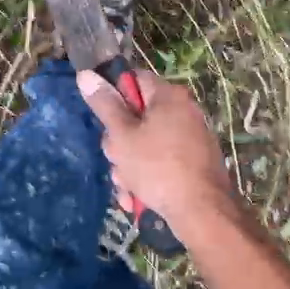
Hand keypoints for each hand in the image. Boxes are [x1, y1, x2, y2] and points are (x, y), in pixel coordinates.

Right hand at [77, 69, 236, 235]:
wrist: (203, 213)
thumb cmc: (158, 167)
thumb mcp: (122, 135)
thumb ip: (104, 104)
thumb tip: (86, 75)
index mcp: (168, 96)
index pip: (133, 79)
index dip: (113, 97)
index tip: (105, 121)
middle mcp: (183, 111)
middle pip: (137, 116)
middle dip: (119, 144)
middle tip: (116, 161)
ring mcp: (191, 138)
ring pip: (145, 144)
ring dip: (129, 166)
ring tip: (126, 189)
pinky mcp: (193, 163)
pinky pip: (161, 161)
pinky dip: (147, 177)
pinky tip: (137, 199)